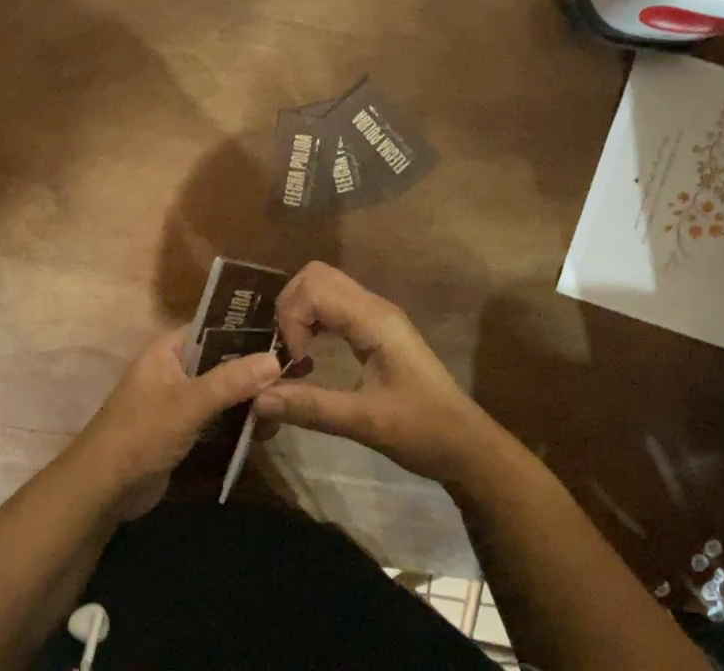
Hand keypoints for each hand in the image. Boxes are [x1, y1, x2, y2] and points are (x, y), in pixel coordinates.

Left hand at [68, 327, 282, 519]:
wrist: (104, 489)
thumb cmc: (141, 435)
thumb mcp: (188, 405)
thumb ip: (230, 382)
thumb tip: (275, 359)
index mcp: (168, 351)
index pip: (213, 327)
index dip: (247, 330)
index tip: (287, 337)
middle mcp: (175, 370)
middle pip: (223, 361)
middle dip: (254, 372)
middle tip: (295, 380)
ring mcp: (179, 401)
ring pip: (224, 392)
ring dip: (249, 400)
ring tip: (281, 412)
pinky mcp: (185, 430)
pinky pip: (218, 417)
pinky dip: (238, 421)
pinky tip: (263, 431)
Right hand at [253, 263, 503, 486]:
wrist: (467, 447)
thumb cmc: (423, 431)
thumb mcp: (364, 423)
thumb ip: (310, 407)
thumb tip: (257, 399)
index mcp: (375, 321)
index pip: (315, 288)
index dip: (291, 318)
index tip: (291, 361)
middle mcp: (374, 308)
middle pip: (315, 276)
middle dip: (289, 308)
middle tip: (286, 352)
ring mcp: (375, 316)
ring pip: (322, 287)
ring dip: (298, 314)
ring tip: (294, 355)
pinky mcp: (373, 330)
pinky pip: (332, 306)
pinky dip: (311, 322)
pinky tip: (309, 356)